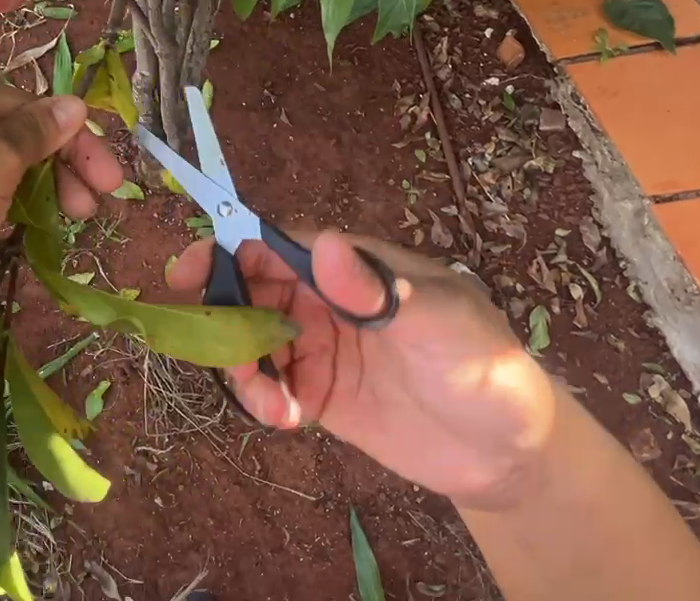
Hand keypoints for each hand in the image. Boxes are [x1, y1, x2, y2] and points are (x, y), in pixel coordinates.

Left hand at [0, 0, 123, 310]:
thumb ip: (37, 131)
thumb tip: (73, 106)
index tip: (27, 0)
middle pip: (9, 100)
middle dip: (64, 140)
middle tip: (108, 185)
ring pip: (5, 143)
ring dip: (50, 172)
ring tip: (85, 212)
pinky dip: (19, 188)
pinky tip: (48, 220)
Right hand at [168, 230, 560, 509]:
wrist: (511, 455)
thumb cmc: (484, 367)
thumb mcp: (439, 322)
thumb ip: (378, 289)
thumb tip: (321, 244)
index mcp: (347, 266)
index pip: (272, 244)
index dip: (225, 252)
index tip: (187, 274)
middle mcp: (321, 298)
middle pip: (247, 290)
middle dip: (223, 317)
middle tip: (214, 350)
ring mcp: (315, 345)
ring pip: (249, 339)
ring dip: (240, 365)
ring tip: (267, 402)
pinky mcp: (315, 391)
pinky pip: (268, 385)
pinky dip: (261, 399)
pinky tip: (286, 419)